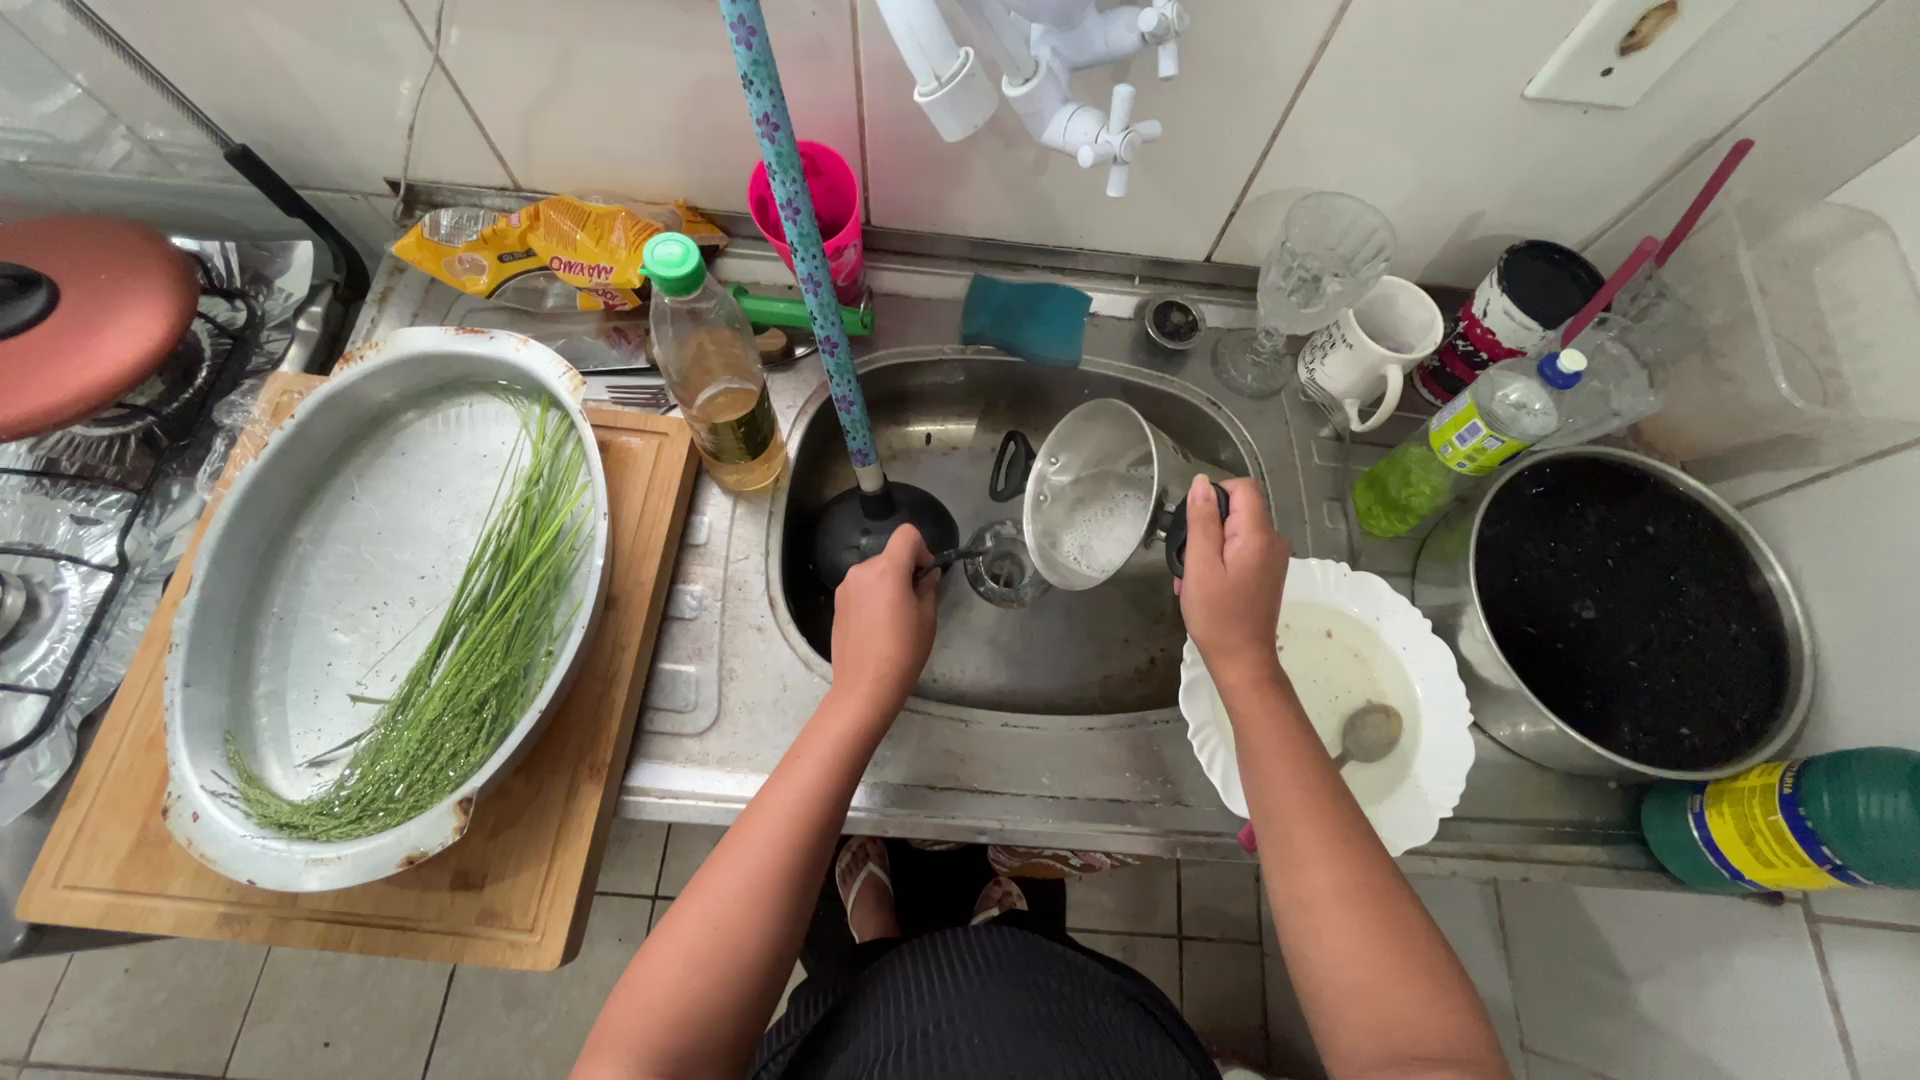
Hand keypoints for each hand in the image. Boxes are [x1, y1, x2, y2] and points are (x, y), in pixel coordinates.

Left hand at [829, 524, 939, 714]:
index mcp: (886, 569)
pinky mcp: (837, 604)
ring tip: (895, 618)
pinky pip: (861, 589)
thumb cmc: (903, 650)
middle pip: (889, 555)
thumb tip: (927, 575)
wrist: (865, 686)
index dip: (922, 549)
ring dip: (887, 584)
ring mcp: (845, 587)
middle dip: (905, 570)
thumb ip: (928, 587)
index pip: (907, 534)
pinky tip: (877, 627)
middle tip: (914, 602)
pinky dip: (873, 597)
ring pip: (874, 573)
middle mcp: (861, 571)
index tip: (925, 575)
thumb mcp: (927, 617)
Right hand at [1177, 474, 1290, 684]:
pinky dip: (1221, 559)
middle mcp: (1273, 541)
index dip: (1215, 495)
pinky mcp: (1268, 572)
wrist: (1241, 659)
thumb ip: (1202, 521)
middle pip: (1240, 509)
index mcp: (1259, 536)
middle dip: (1208, 525)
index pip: (1243, 488)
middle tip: (1188, 558)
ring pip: (1237, 531)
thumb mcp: (1201, 566)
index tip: (1194, 524)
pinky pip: (1242, 550)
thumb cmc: (1217, 615)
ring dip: (1210, 545)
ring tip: (1192, 575)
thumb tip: (1202, 483)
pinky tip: (1205, 583)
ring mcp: (1273, 558)